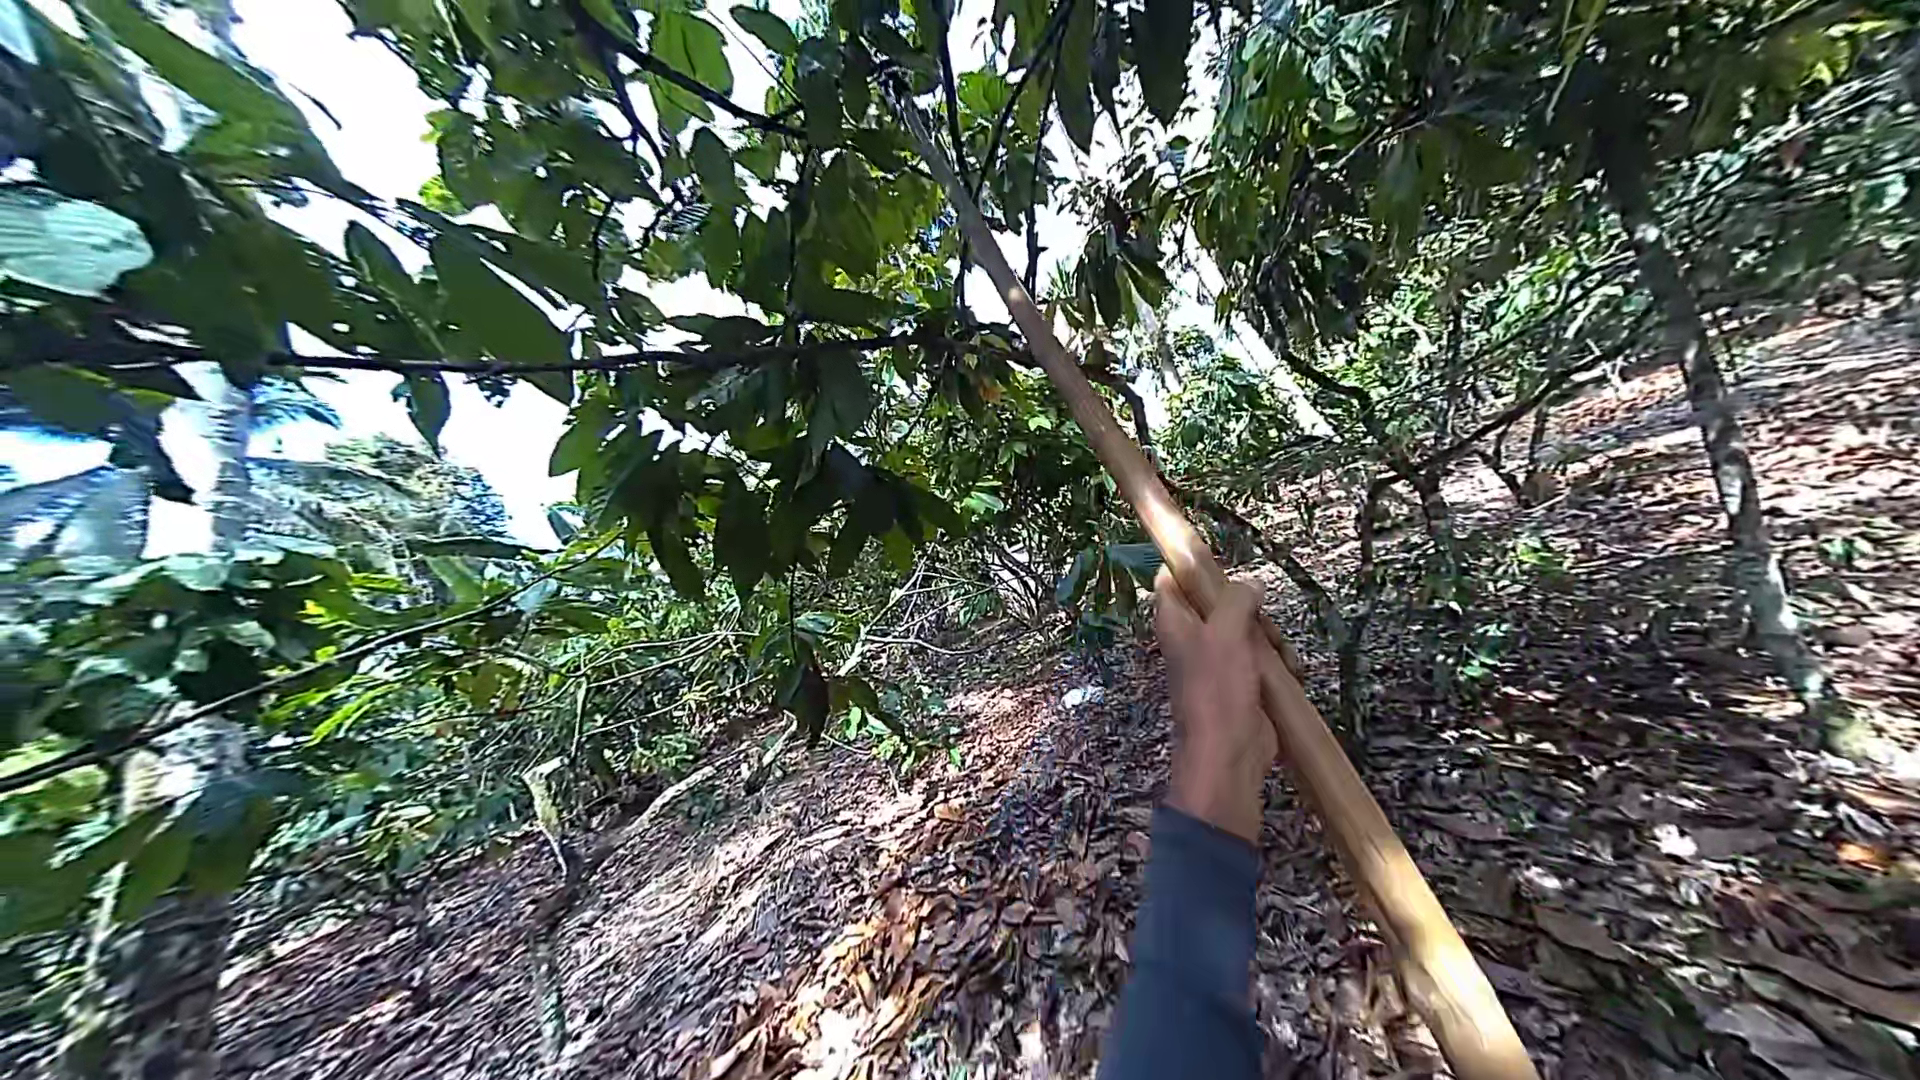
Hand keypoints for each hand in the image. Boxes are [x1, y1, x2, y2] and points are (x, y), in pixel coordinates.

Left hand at [1154, 568, 1277, 843]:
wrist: (1230, 753)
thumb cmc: (1217, 689)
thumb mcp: (1227, 633)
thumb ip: (1236, 600)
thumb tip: (1250, 583)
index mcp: (1174, 619)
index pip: (1171, 578)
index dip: (1193, 568)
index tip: (1223, 569)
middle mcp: (1192, 636)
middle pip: (1221, 602)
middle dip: (1249, 610)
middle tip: (1260, 626)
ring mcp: (1217, 658)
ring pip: (1247, 628)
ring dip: (1269, 639)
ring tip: (1277, 657)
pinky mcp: (1240, 679)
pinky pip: (1261, 657)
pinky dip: (1276, 663)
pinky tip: (1289, 674)